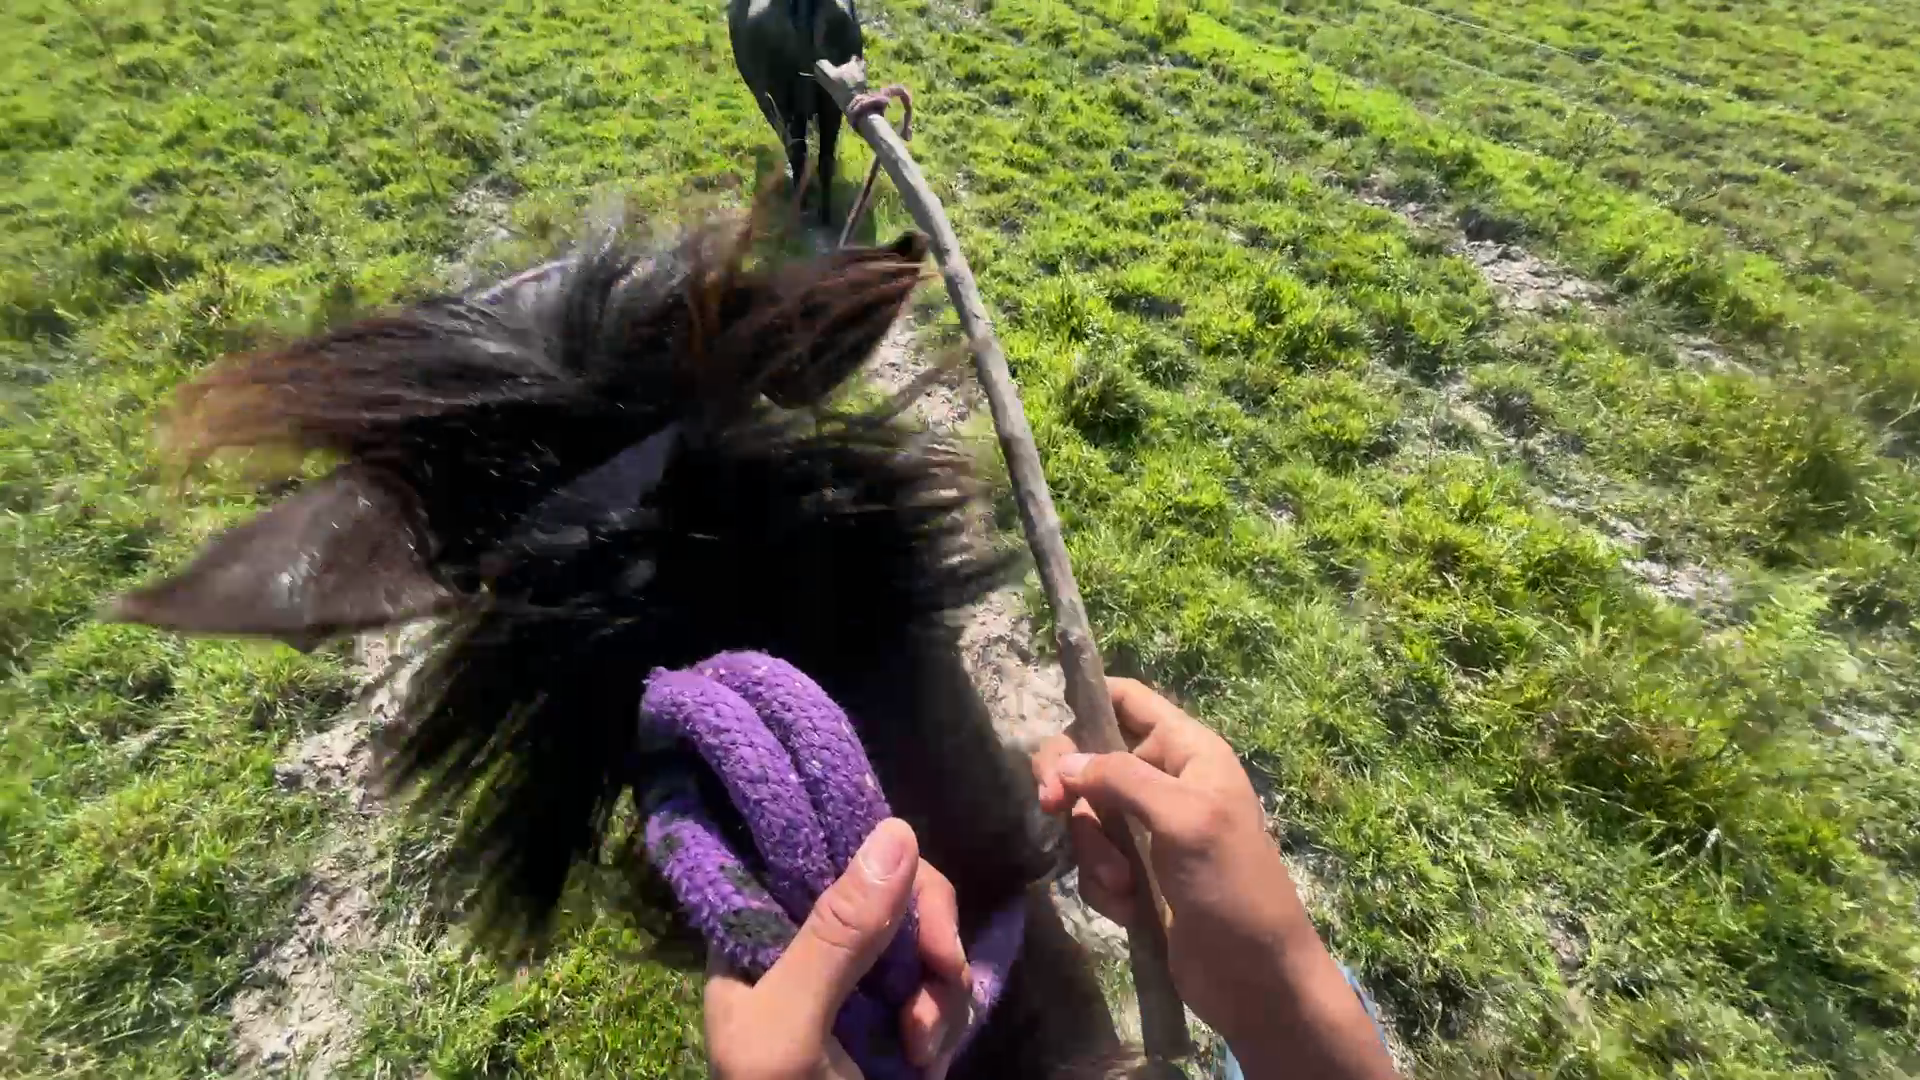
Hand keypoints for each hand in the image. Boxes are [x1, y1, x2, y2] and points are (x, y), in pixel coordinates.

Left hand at [703, 818, 974, 1079]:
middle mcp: (812, 945)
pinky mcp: (899, 1010)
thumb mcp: (790, 1036)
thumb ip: (835, 937)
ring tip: (925, 1048)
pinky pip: (943, 978)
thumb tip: (898, 829)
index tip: (910, 881)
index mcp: (761, 935)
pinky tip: (932, 1059)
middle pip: (887, 884)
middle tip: (940, 968)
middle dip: (924, 929)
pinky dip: (949, 1014)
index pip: (817, 850)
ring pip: (924, 930)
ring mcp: (860, 979)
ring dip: (942, 985)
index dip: (871, 851)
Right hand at [1032, 679, 1396, 1079]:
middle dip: (1070, 783)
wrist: (1257, 983)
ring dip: (1093, 848)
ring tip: (1123, 882)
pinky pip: (1091, 856)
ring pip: (1085, 812)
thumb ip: (1120, 778)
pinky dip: (1101, 881)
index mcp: (1185, 749)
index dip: (1089, 698)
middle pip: (1090, 754)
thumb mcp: (1183, 818)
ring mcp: (1145, 825)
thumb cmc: (1232, 884)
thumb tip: (1063, 764)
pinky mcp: (1133, 868)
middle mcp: (1162, 778)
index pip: (1127, 698)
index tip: (1051, 721)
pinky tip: (1128, 906)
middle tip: (1050, 804)